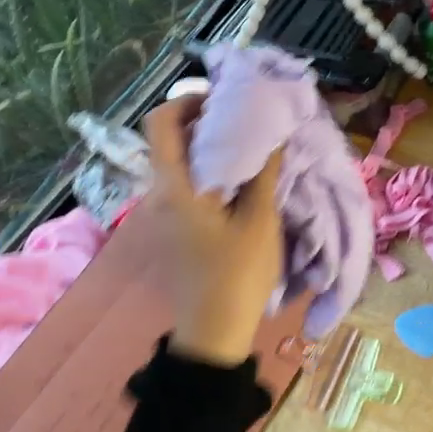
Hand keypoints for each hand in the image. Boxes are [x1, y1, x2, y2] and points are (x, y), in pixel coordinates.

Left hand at [143, 95, 284, 367]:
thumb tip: (273, 131)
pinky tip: (239, 178)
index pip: (161, 122)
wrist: (213, 331)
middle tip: (246, 118)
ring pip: (178, 161)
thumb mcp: (260, 220)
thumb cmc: (237, 273)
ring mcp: (163, 212)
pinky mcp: (174, 227)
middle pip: (168, 139)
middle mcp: (160, 193)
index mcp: (174, 187)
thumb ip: (264, 171)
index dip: (188, 100)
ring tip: (249, 145)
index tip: (225, 100)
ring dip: (207, 145)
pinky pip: (185, 183)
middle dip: (204, 120)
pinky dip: (207, 169)